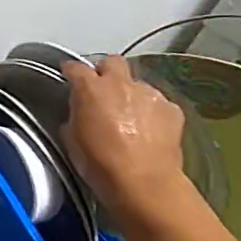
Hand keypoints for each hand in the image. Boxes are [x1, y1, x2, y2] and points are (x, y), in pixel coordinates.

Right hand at [60, 55, 186, 216]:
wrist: (141, 179)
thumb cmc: (96, 160)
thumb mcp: (70, 136)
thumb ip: (75, 113)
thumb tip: (81, 111)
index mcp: (91, 89)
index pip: (76, 67)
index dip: (70, 70)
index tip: (67, 76)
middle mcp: (122, 84)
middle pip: (113, 62)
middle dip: (104, 70)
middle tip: (99, 87)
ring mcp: (151, 95)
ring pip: (137, 83)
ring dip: (129, 93)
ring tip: (126, 114)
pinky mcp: (172, 109)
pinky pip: (156, 102)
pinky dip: (149, 109)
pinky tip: (145, 127)